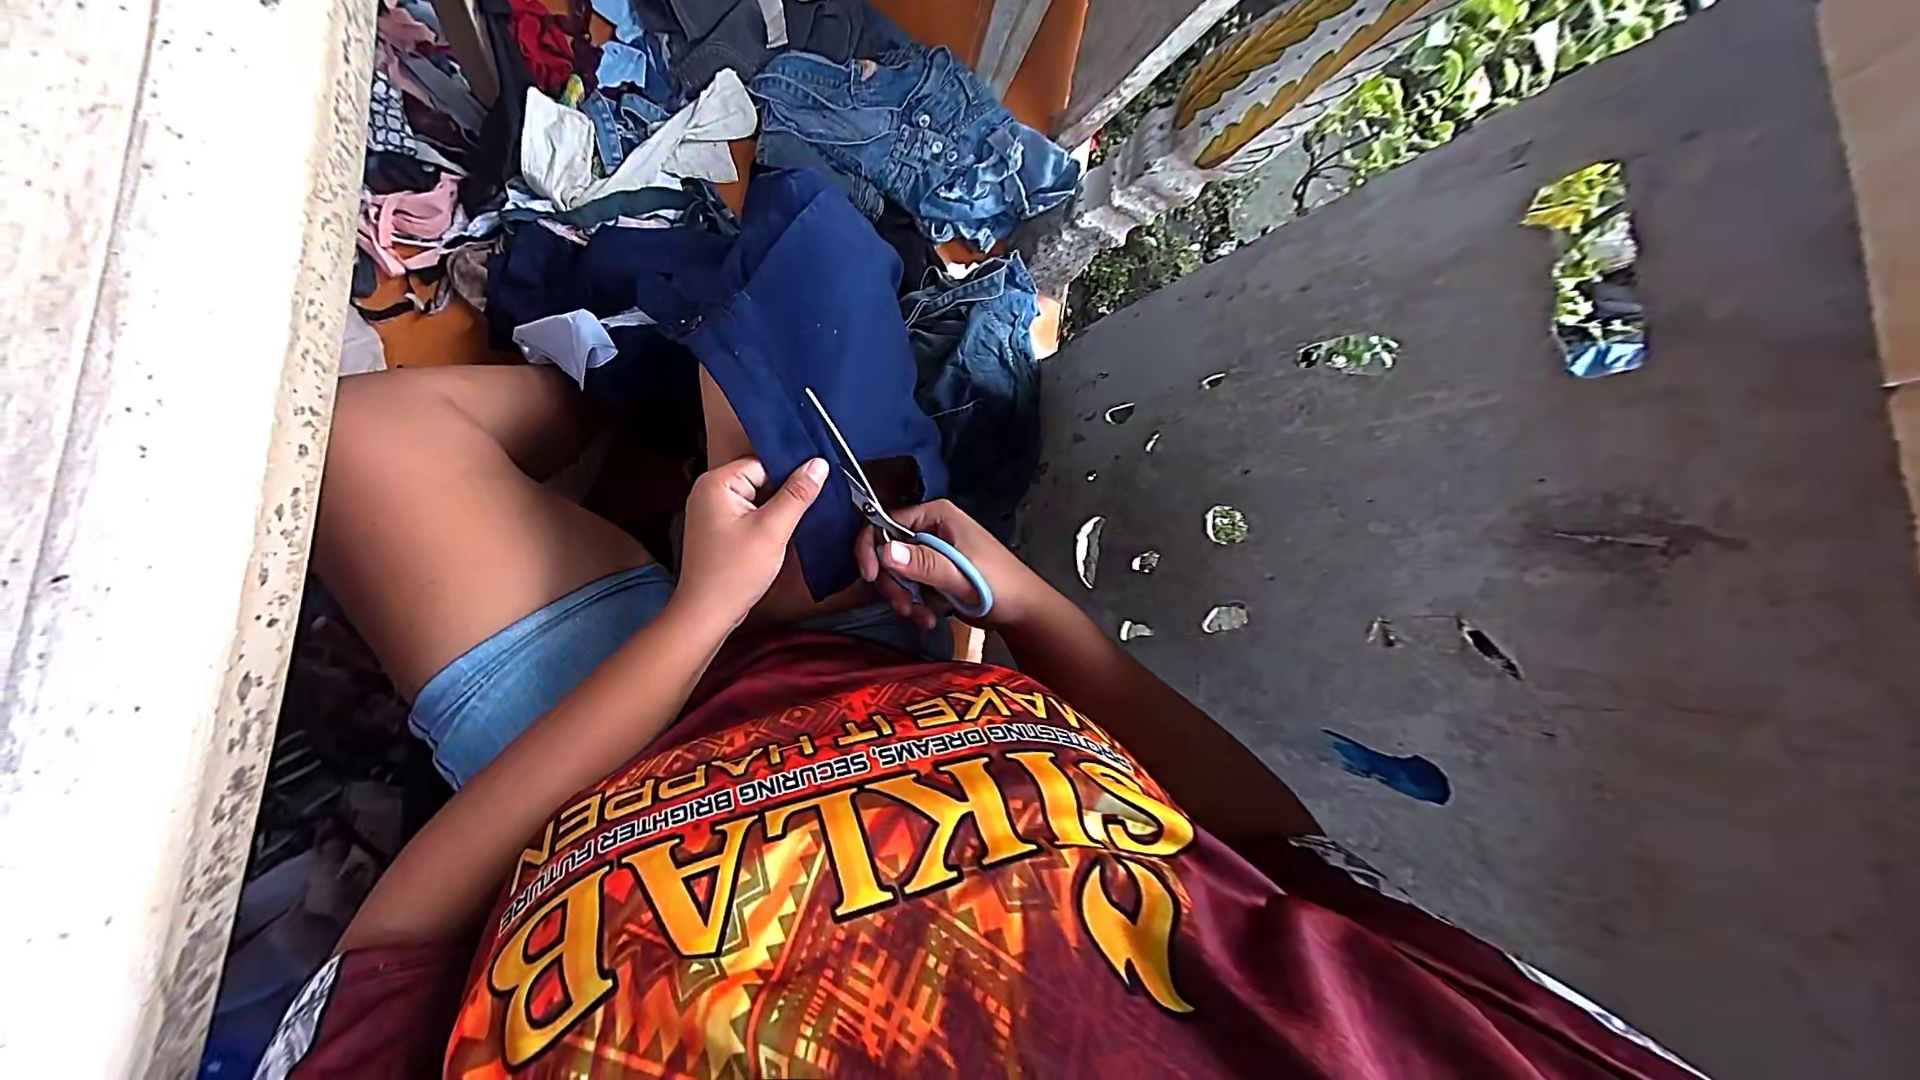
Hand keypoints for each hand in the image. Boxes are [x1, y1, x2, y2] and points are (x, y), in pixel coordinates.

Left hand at [675, 456, 827, 629]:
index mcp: (716, 483)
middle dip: (785, 494)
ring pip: (760, 496)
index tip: (811, 489)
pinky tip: (777, 536)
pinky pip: (753, 512)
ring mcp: (715, 510)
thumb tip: (818, 465)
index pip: (764, 462)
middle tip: (798, 515)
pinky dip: (768, 521)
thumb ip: (797, 494)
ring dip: (778, 510)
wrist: (709, 613)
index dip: (790, 475)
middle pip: (762, 477)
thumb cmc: (731, 574)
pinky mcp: (722, 527)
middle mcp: (711, 491)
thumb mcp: (772, 529)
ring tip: (784, 529)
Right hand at [854, 499, 1058, 631]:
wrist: (1023, 612)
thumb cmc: (1001, 586)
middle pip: (887, 551)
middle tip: (904, 605)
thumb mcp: (960, 575)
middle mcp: (931, 529)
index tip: (871, 576)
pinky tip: (929, 618)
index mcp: (938, 516)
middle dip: (892, 582)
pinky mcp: (934, 574)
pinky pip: (909, 587)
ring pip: (895, 573)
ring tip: (923, 616)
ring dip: (903, 598)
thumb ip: (924, 563)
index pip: (886, 522)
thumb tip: (886, 551)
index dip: (872, 548)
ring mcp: (932, 553)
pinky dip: (914, 605)